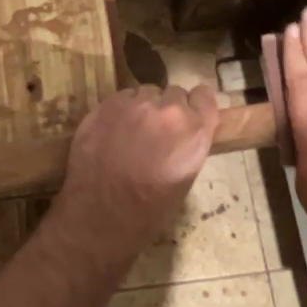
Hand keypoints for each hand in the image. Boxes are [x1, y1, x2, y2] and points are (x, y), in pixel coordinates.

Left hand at [53, 84, 218, 256]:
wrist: (102, 213)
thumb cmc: (149, 208)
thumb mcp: (185, 177)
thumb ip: (189, 143)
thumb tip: (182, 132)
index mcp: (195, 131)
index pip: (205, 96)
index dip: (196, 104)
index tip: (190, 113)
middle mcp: (169, 110)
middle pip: (174, 92)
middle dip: (168, 108)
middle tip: (157, 130)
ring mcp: (136, 104)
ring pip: (145, 93)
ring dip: (143, 107)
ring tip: (132, 131)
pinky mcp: (108, 104)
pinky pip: (121, 98)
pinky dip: (120, 110)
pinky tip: (113, 132)